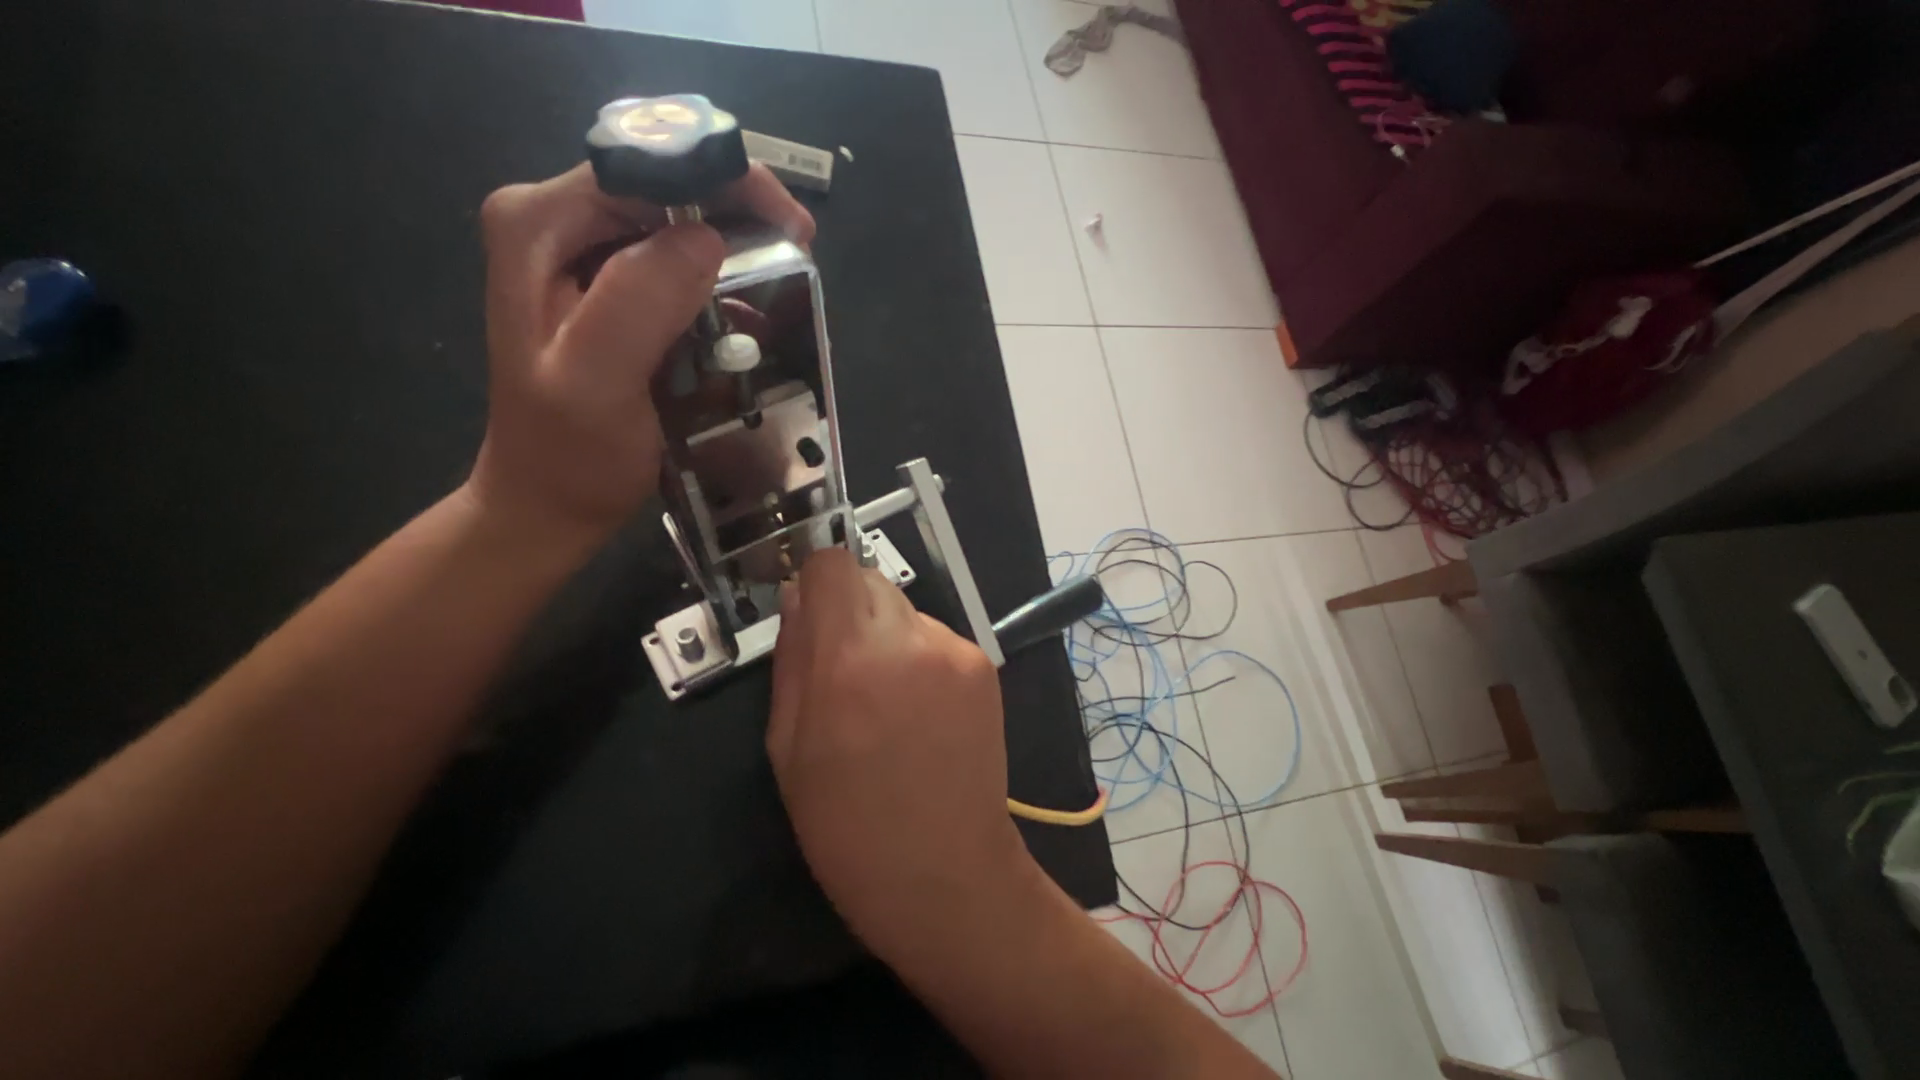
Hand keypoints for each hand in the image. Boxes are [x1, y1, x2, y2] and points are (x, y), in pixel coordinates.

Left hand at [467, 163, 814, 539]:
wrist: (549, 501)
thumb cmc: (570, 455)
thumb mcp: (598, 383)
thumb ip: (641, 302)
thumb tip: (709, 237)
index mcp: (539, 225)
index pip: (644, 165)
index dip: (724, 180)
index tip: (790, 226)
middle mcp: (555, 222)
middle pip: (666, 185)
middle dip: (739, 215)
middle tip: (800, 255)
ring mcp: (582, 252)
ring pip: (679, 221)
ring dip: (737, 249)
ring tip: (786, 285)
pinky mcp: (609, 284)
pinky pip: (678, 259)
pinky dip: (722, 280)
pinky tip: (751, 313)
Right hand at [767, 549, 1038, 961]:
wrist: (944, 874)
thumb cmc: (846, 825)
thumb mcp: (788, 747)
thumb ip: (792, 658)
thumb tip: (795, 598)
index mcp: (848, 659)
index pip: (831, 564)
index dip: (814, 581)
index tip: (809, 616)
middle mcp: (909, 639)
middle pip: (870, 581)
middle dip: (849, 611)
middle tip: (843, 672)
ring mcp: (955, 651)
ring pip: (905, 611)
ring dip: (886, 638)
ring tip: (886, 705)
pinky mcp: (984, 668)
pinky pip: (937, 640)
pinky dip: (920, 661)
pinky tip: (920, 715)